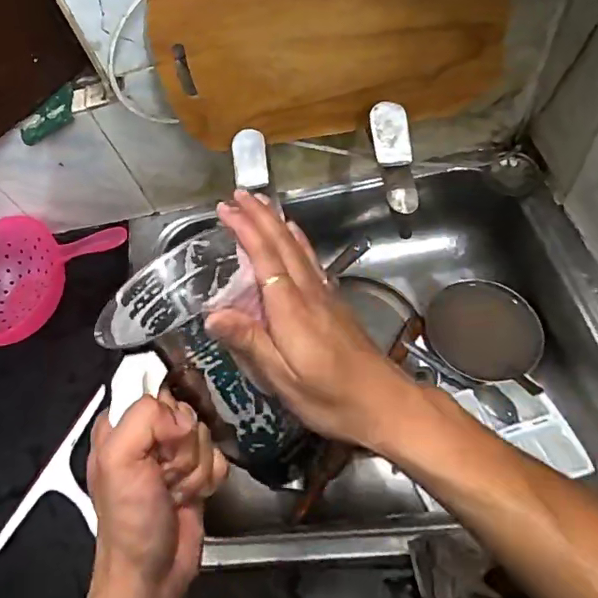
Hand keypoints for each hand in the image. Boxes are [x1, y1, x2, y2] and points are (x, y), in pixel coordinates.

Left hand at [84, 391, 228, 597]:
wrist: (151, 574)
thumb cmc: (127, 522)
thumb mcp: (118, 459)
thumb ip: (144, 418)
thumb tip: (178, 414)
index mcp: (120, 422)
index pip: (153, 386)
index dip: (164, 408)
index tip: (163, 433)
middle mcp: (147, 433)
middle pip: (184, 410)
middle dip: (181, 445)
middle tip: (163, 471)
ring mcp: (172, 453)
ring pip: (203, 433)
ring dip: (193, 467)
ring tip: (173, 490)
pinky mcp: (195, 472)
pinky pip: (218, 456)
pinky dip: (208, 478)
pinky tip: (190, 495)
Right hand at [204, 191, 419, 451]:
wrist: (386, 403)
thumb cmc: (332, 397)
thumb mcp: (283, 380)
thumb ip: (250, 343)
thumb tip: (212, 316)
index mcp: (291, 308)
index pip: (264, 258)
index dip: (245, 230)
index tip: (226, 209)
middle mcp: (308, 292)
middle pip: (282, 243)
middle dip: (259, 215)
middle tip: (238, 194)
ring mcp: (323, 294)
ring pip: (297, 246)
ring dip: (276, 221)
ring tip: (261, 202)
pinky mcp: (333, 301)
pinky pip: (309, 258)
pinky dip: (297, 238)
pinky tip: (294, 233)